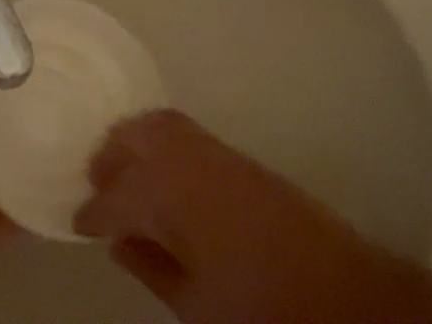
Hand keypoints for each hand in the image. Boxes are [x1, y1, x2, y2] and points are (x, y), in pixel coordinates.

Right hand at [74, 109, 431, 323]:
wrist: (352, 302)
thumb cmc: (264, 308)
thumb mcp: (198, 306)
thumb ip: (152, 268)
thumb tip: (118, 244)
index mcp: (176, 198)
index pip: (118, 196)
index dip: (93, 210)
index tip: (79, 222)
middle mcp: (198, 164)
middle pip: (140, 135)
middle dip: (112, 153)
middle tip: (96, 180)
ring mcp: (225, 157)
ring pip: (167, 127)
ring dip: (139, 144)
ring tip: (127, 174)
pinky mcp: (249, 162)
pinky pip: (192, 137)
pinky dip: (167, 147)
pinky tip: (166, 180)